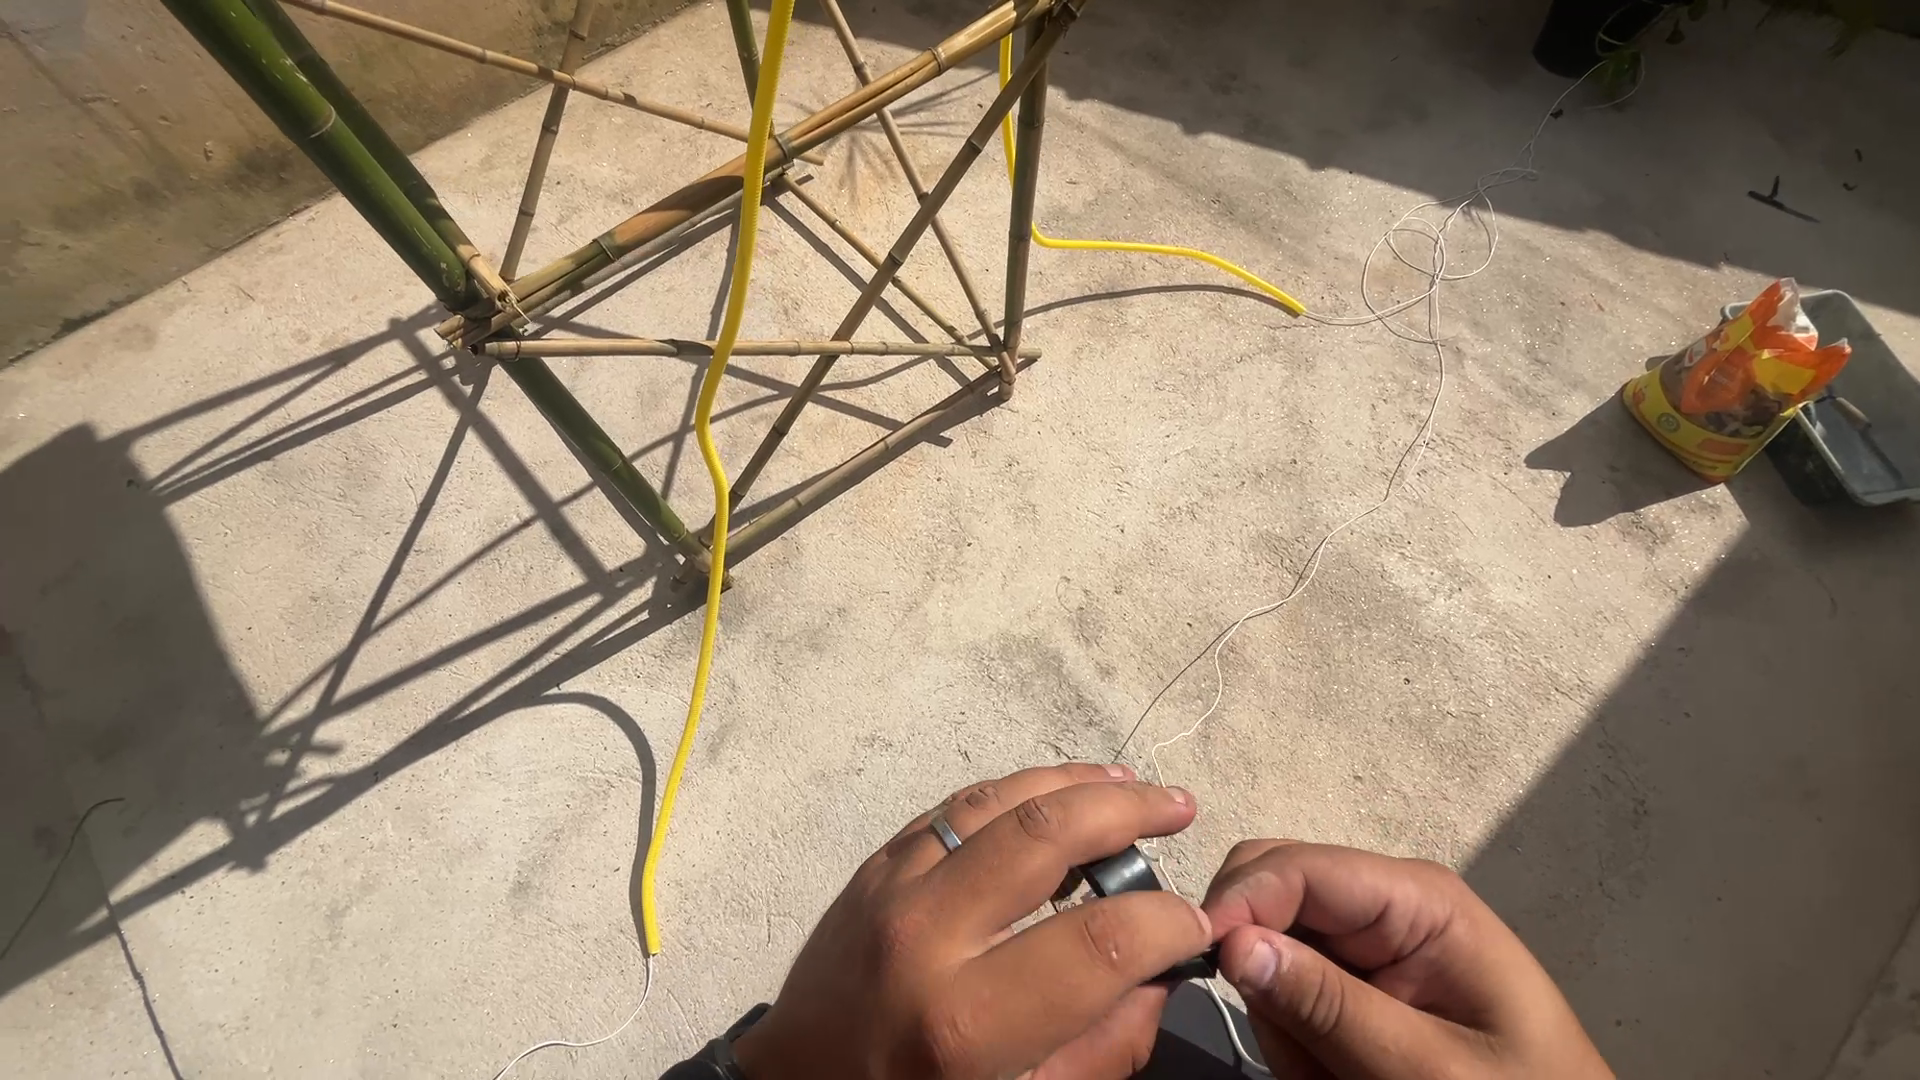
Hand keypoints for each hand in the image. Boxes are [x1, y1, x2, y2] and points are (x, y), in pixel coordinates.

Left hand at [733, 763, 1211, 1079]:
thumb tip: (1159, 971)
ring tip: (1128, 782)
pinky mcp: (877, 860)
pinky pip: (957, 805)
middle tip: (1178, 806)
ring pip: (996, 799)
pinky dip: (1016, 789)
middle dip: (1125, 811)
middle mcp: (925, 932)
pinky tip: (1055, 789)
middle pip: (1042, 835)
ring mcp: (892, 882)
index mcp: (963, 1020)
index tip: (1197, 923)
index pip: (1094, 944)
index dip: (1165, 926)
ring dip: (1072, 780)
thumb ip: (1101, 1048)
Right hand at [1201, 841, 1612, 1078]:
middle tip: (1285, 1042)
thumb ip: (1333, 1008)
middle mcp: (1380, 897)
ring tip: (1330, 1078)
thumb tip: (1232, 945)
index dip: (1241, 902)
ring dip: (1277, 1013)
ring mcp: (1364, 932)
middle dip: (1255, 956)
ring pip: (1264, 936)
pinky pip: (1284, 980)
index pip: (1295, 867)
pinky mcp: (1353, 969)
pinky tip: (1332, 1072)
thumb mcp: (1435, 1075)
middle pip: (1269, 885)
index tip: (1206, 964)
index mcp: (1413, 896)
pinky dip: (1289, 1030)